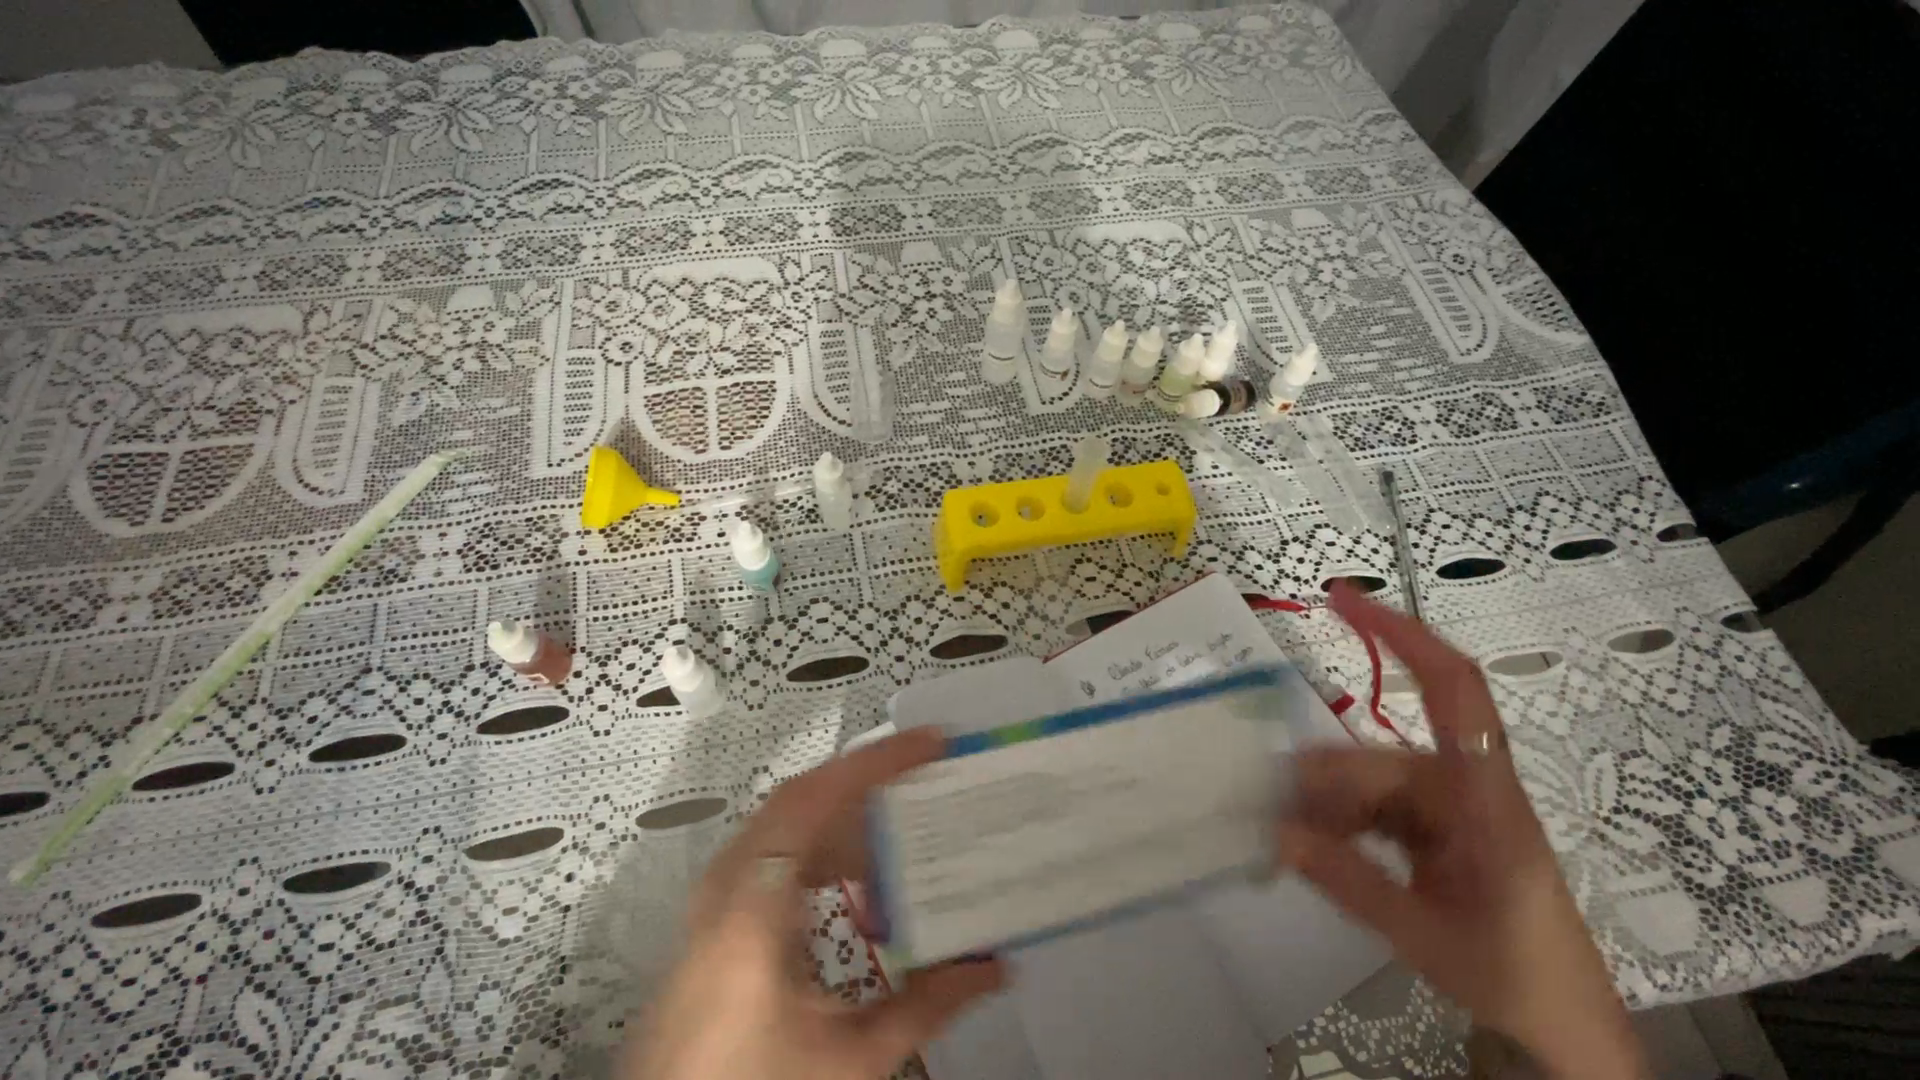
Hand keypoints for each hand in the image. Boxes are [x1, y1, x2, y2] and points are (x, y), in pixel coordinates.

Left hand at [620, 730, 1003, 1079]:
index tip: (928, 744)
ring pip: (784, 825)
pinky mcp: (713, 918)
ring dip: (844, 818)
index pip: (813, 802)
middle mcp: (725, 888)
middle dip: (867, 783)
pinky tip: (855, 883)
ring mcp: (712, 900)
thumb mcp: (848, 1059)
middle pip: (799, 802)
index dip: (873, 764)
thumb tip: (994, 967)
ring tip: (901, 831)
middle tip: (927, 780)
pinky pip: (772, 854)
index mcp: (753, 910)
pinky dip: (820, 849)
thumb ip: (924, 1008)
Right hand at [1277, 584, 1645, 1078]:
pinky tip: (1312, 843)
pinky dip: (1338, 820)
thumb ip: (1347, 880)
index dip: (1401, 635)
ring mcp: (1450, 806)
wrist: (1565, 1022)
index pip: (1453, 689)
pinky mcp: (1436, 826)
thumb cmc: (1516, 974)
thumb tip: (1274, 832)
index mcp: (1485, 797)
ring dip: (1325, 805)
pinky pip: (1374, 806)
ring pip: (1370, 780)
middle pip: (1380, 756)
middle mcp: (1466, 786)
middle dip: (1320, 780)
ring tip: (1285, 840)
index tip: (1340, 599)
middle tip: (1266, 814)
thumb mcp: (1424, 935)